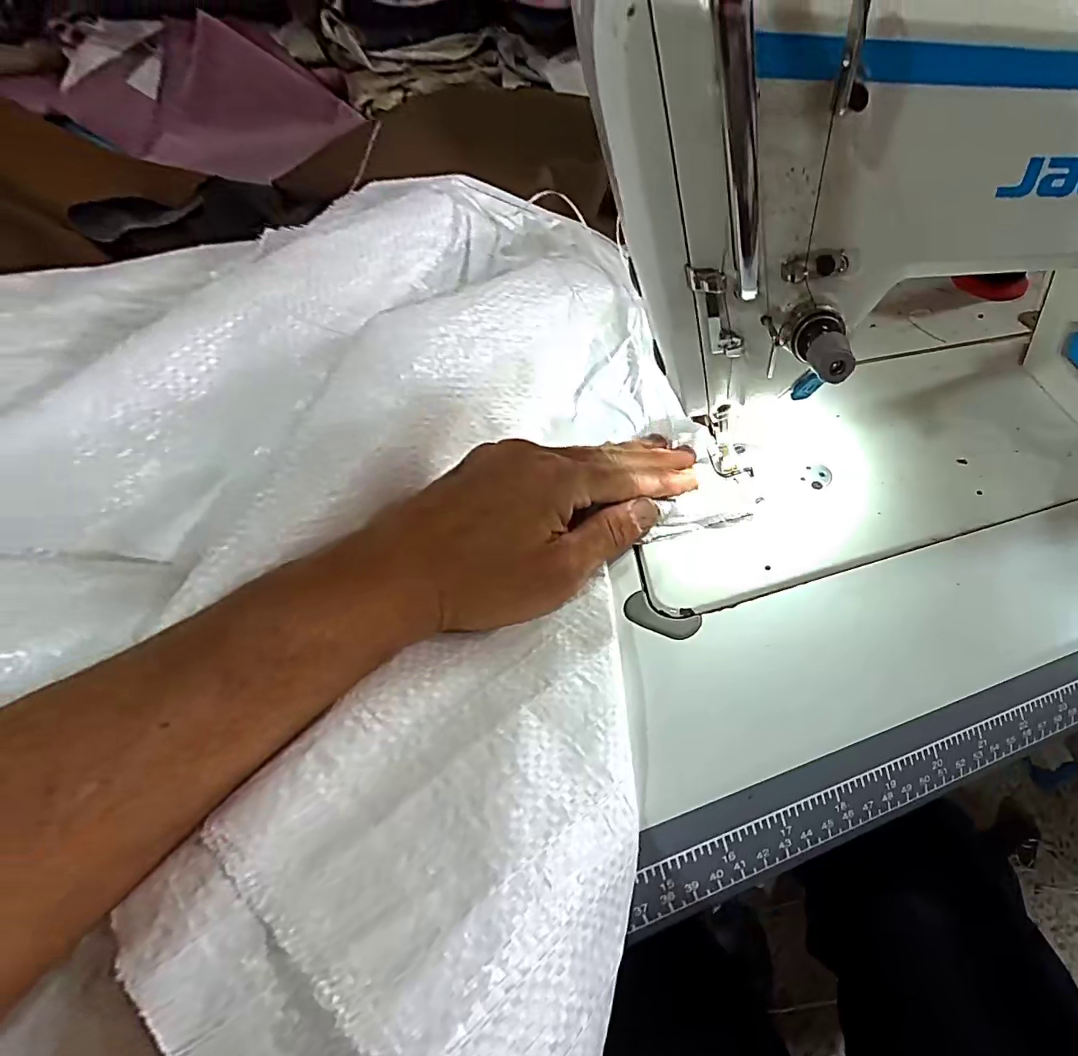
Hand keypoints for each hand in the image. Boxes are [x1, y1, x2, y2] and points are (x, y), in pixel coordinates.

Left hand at [319, 436, 697, 637]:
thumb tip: (643, 510)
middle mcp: (531, 460)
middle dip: (650, 457)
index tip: (690, 477)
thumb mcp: (561, 571)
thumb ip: (610, 535)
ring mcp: (503, 462)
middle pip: (607, 456)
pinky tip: (592, 463)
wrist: (384, 581)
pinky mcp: (483, 472)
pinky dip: (583, 461)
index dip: (664, 479)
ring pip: (579, 454)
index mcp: (556, 480)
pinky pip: (550, 458)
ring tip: (650, 450)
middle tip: (681, 455)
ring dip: (619, 455)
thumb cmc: (471, 582)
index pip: (628, 477)